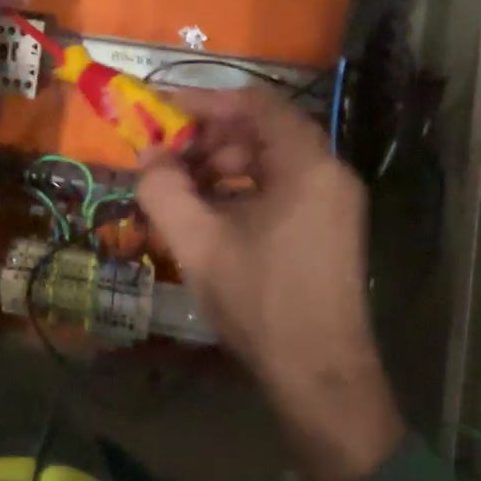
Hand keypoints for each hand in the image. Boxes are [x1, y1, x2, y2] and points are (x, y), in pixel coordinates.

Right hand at [135, 87, 403, 480]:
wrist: (320, 378)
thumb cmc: (261, 300)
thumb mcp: (198, 242)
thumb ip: (164, 189)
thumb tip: (146, 157)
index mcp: (307, 164)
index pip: (255, 102)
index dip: (205, 102)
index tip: (164, 114)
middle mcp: (328, 172)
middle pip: (262, 130)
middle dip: (209, 138)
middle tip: (168, 159)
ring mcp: (333, 202)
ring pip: (270, 160)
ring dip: (222, 165)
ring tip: (182, 190)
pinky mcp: (329, 228)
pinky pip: (281, 187)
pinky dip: (242, 189)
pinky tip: (210, 216)